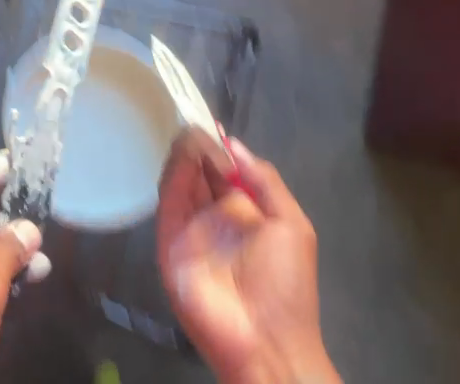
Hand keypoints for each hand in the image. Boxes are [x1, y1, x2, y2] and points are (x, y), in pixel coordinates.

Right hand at [157, 131, 339, 383]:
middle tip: (194, 117)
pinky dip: (172, 176)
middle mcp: (212, 216)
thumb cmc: (287, 284)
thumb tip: (234, 144)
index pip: (223, 169)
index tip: (210, 120)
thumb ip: (265, 181)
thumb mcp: (291, 224)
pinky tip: (183, 155)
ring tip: (189, 130)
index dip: (218, 145)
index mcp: (242, 211)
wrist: (268, 341)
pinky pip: (168, 202)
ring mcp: (189, 228)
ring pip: (179, 180)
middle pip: (197, 170)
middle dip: (197, 144)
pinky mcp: (169, 242)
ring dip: (184, 154)